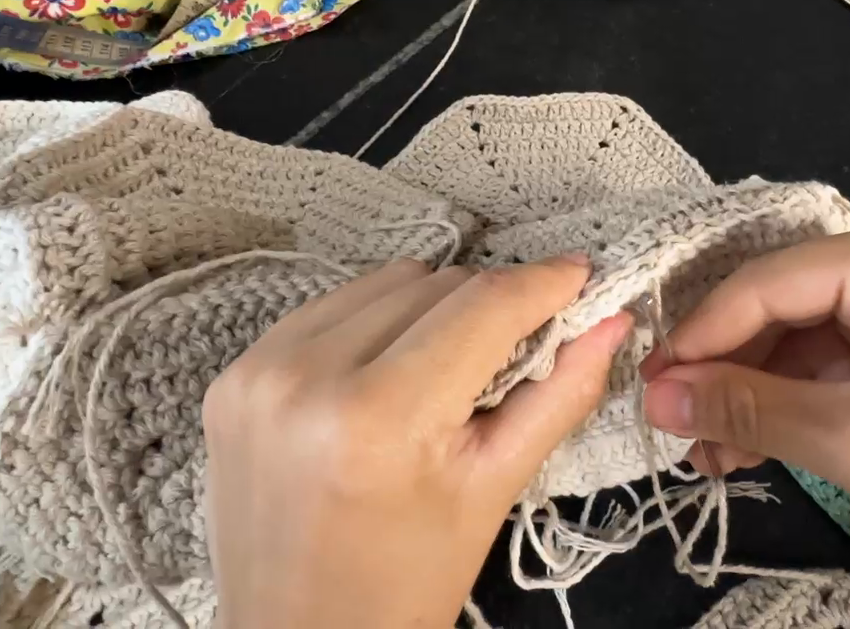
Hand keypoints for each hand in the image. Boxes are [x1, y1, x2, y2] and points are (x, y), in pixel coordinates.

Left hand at [204, 254, 631, 628]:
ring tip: (444, 365)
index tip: (580, 272)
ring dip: (435, 305)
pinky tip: (388, 367)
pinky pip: (337, 303)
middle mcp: (308, 376)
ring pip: (390, 281)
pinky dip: (380, 318)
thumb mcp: (496, 487)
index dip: (541, 282)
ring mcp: (261, 368)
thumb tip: (613, 319)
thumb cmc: (412, 578)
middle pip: (439, 285)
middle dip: (490, 305)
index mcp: (381, 419)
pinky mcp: (235, 369)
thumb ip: (563, 392)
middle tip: (513, 347)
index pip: (482, 308)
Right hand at [640, 214, 849, 628]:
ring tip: (703, 453)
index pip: (766, 284)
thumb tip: (653, 396)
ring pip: (794, 340)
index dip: (700, 336)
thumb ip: (747, 409)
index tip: (646, 386)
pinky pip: (823, 363)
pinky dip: (786, 405)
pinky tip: (744, 447)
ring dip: (749, 396)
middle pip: (777, 308)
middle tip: (671, 426)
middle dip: (725, 372)